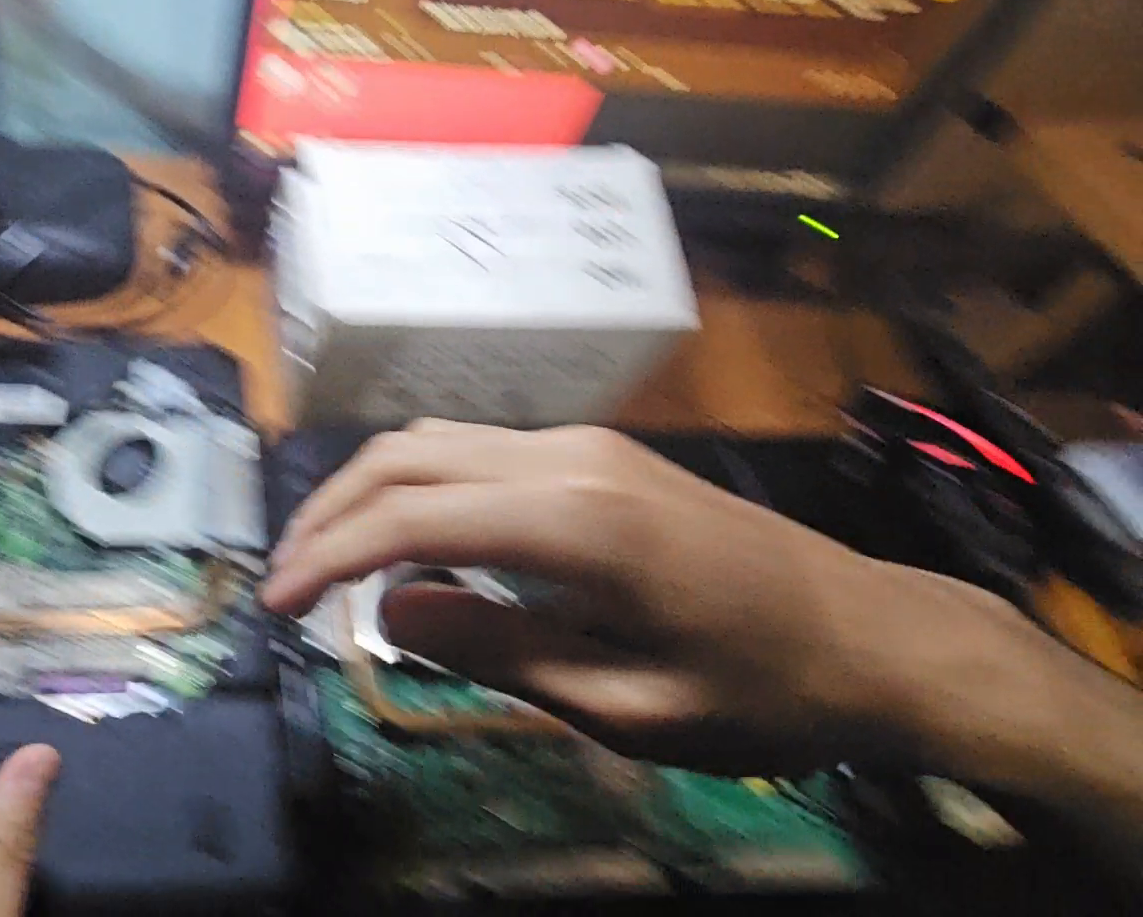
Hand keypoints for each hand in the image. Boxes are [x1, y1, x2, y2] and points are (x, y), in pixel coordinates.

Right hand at [261, 421, 1116, 779]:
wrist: (871, 632)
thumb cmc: (758, 690)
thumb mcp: (626, 708)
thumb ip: (496, 651)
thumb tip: (390, 611)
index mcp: (573, 520)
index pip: (410, 519)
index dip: (329, 557)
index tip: (279, 604)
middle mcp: (560, 456)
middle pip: (403, 459)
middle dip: (328, 514)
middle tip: (287, 576)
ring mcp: (572, 442)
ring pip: (427, 442)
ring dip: (362, 491)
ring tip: (326, 552)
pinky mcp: (581, 449)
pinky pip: (465, 450)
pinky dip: (409, 484)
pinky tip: (399, 529)